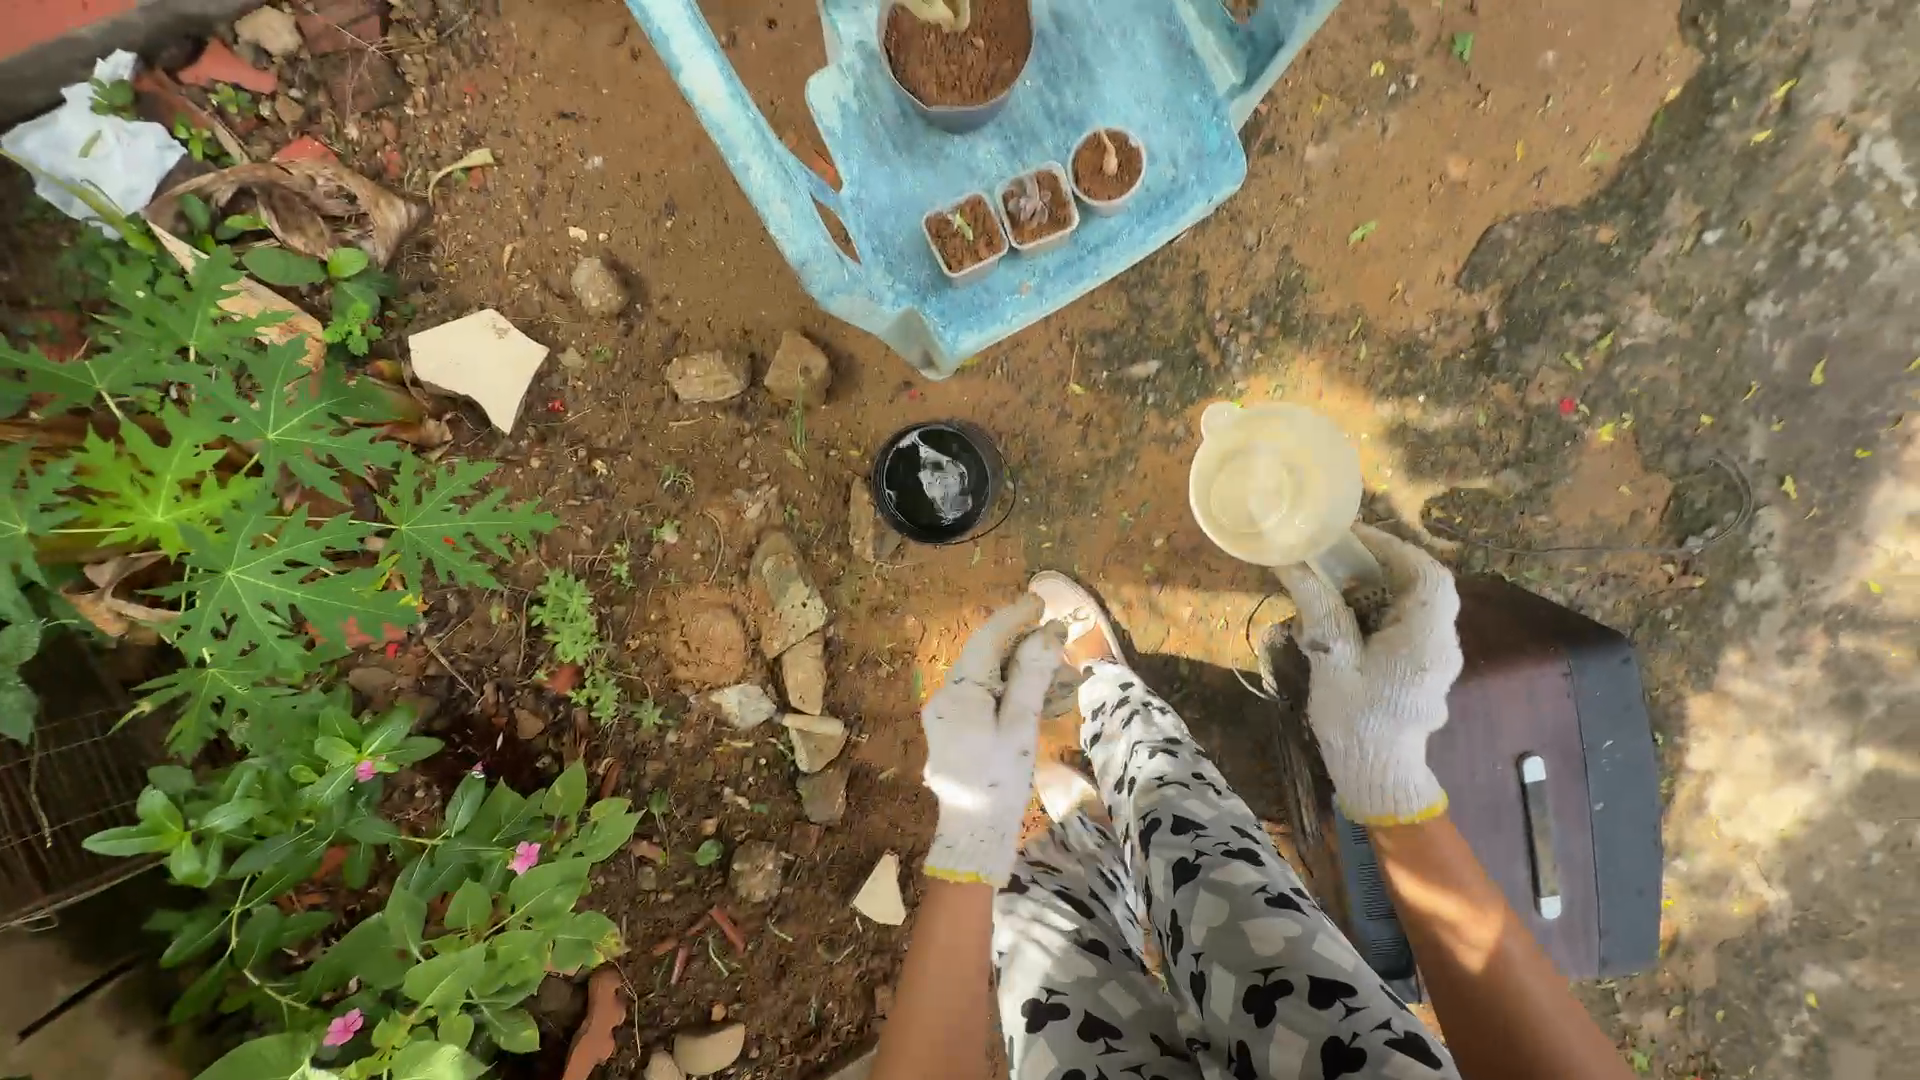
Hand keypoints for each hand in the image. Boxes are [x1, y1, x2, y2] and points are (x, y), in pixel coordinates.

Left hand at [919, 594, 1064, 885]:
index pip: (986, 640)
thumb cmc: (1000, 781)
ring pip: (989, 679)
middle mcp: (946, 698)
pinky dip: (1013, 694)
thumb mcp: (1021, 727)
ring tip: (1061, 674)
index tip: (1040, 602)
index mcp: (958, 693)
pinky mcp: (956, 731)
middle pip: (987, 658)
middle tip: (1060, 639)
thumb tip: (1045, 634)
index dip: (1014, 618)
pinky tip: (1042, 698)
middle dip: (1025, 646)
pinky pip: (986, 700)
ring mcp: (948, 716)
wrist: (973, 835)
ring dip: (1023, 671)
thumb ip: (1031, 677)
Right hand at [1274, 524, 1462, 825]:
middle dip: (1382, 564)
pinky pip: (1408, 624)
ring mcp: (1437, 658)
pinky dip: (1380, 609)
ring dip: (1379, 587)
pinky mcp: (1424, 668)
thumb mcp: (1331, 661)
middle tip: (1337, 556)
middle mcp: (1442, 644)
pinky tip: (1347, 619)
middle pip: (1423, 586)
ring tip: (1335, 583)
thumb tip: (1293, 564)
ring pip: (1416, 604)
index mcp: (1425, 640)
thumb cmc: (1355, 720)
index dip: (1395, 548)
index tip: (1353, 536)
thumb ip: (1320, 609)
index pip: (1428, 575)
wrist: (1377, 774)